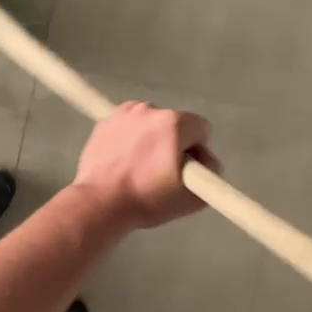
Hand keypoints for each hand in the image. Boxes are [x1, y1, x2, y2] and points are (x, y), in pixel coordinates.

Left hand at [71, 101, 219, 230]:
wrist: (100, 202)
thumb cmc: (148, 199)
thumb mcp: (193, 196)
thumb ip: (211, 174)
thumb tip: (206, 162)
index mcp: (174, 122)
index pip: (201, 129)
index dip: (199, 151)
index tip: (186, 170)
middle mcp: (149, 109)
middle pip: (175, 124)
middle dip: (174, 143)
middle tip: (162, 171)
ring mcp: (124, 113)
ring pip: (150, 123)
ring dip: (152, 138)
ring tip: (140, 166)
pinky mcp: (104, 121)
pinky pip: (128, 126)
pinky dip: (130, 137)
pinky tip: (124, 159)